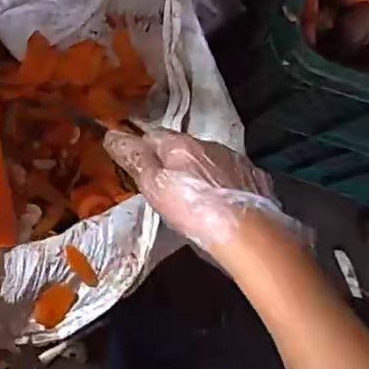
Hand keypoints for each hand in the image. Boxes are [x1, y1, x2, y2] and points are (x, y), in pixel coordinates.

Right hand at [103, 127, 301, 260]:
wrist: (250, 234)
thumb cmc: (193, 210)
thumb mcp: (154, 187)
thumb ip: (134, 159)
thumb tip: (111, 134)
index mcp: (180, 144)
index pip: (151, 134)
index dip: (140, 146)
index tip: (133, 160)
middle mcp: (209, 144)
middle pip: (182, 147)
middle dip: (171, 159)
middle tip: (161, 182)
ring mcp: (236, 160)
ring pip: (208, 159)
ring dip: (198, 170)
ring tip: (193, 194)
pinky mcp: (256, 178)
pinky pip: (232, 174)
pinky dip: (223, 182)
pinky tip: (222, 201)